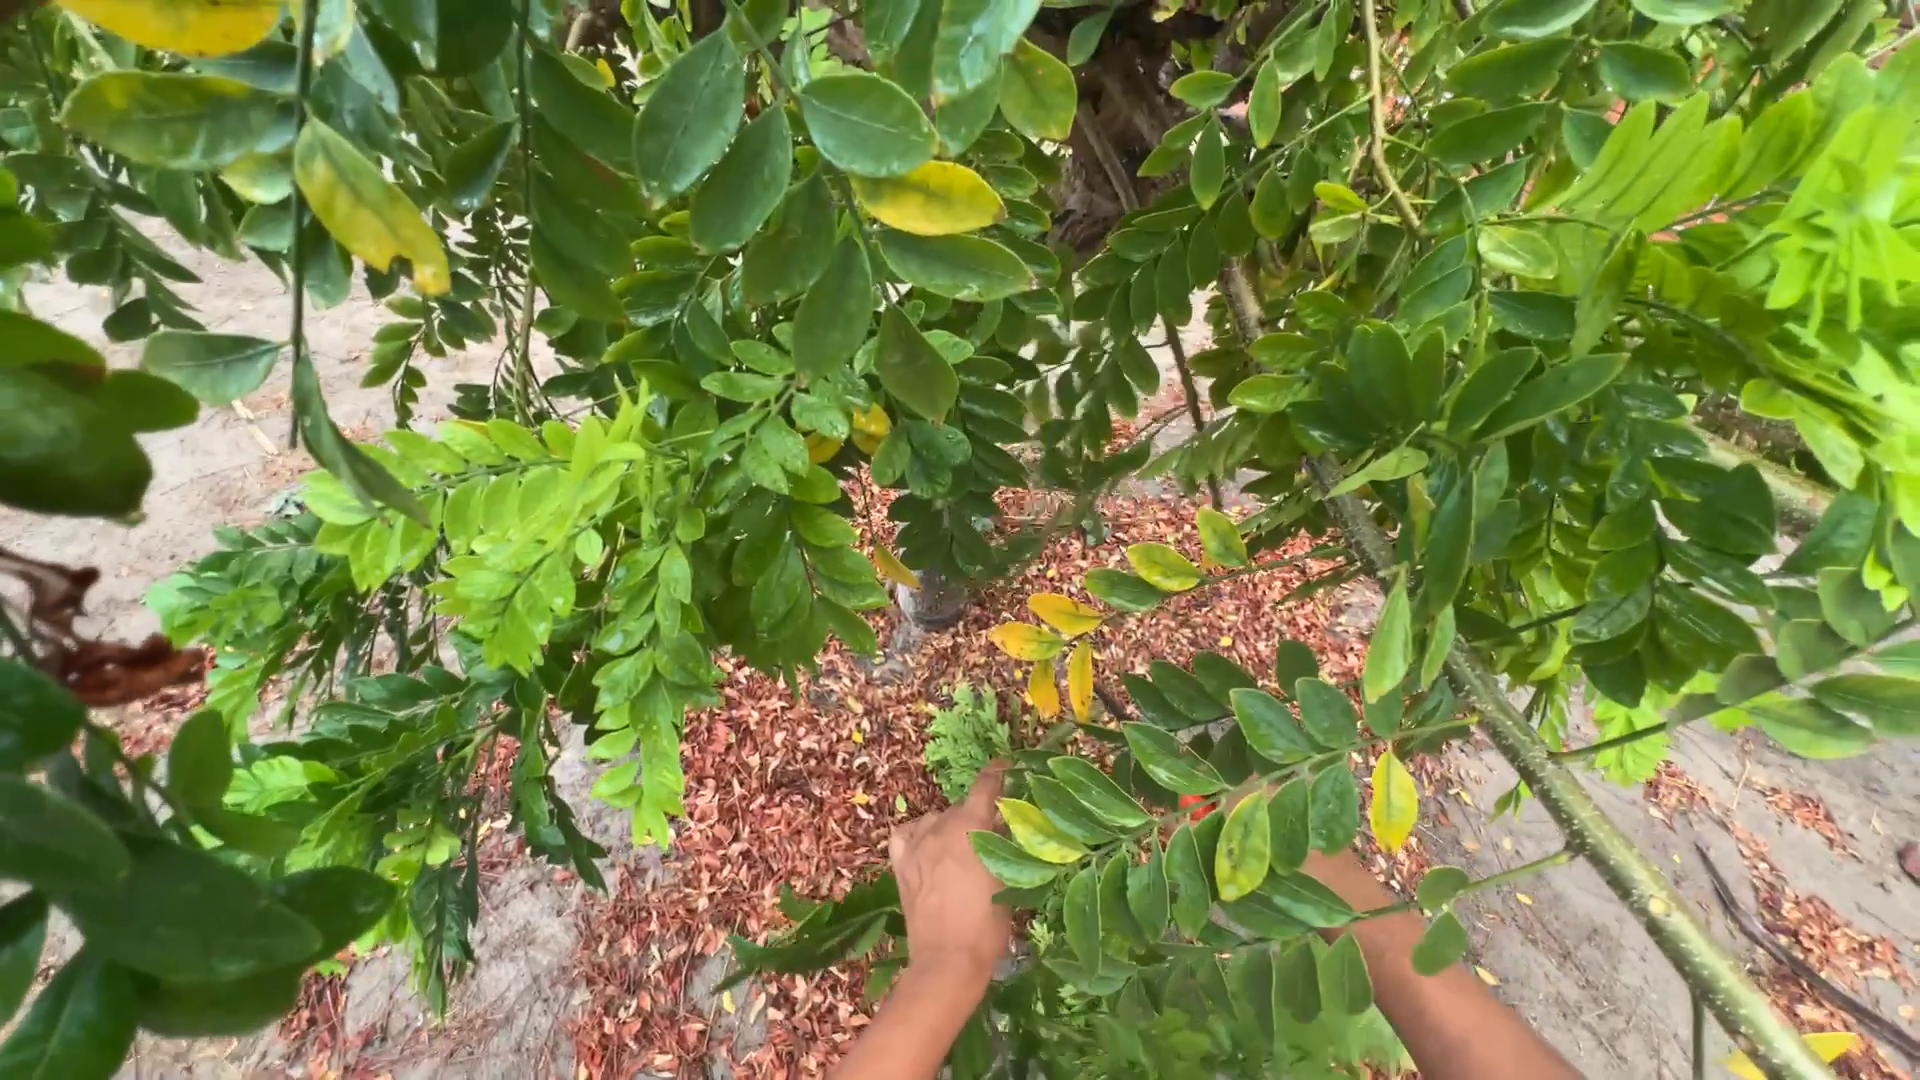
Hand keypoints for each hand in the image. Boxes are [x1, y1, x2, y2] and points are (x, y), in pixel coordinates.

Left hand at [887, 763, 1011, 989]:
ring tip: (957, 847)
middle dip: (976, 815)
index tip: (1004, 766)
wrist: (948, 962)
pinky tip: (925, 846)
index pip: (985, 786)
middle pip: (961, 807)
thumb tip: (1003, 824)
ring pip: (934, 818)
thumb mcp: (1007, 879)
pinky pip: (905, 834)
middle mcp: (941, 826)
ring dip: (947, 826)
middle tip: (987, 835)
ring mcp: (917, 844)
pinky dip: (916, 834)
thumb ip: (1003, 845)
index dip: (996, 773)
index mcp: (972, 826)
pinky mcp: (901, 864)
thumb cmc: (987, 924)